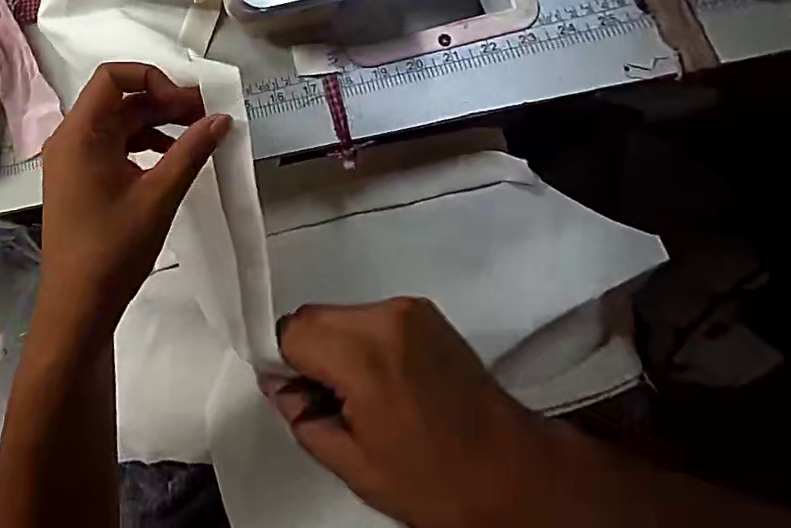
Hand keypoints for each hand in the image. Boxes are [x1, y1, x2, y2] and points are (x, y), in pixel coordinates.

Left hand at [36, 62, 229, 333]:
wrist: (77, 308)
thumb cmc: (112, 251)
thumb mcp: (159, 196)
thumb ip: (191, 151)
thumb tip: (221, 119)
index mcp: (80, 134)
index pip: (113, 77)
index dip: (153, 79)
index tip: (185, 104)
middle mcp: (71, 139)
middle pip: (119, 99)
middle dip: (163, 101)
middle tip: (205, 114)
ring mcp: (73, 159)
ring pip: (119, 122)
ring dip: (157, 122)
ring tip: (196, 134)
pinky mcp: (80, 178)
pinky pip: (113, 144)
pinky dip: (144, 142)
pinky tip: (172, 157)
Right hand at [272, 298, 543, 527]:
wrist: (512, 471)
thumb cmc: (441, 482)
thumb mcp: (355, 466)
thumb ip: (303, 418)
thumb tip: (279, 385)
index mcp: (365, 358)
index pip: (291, 331)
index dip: (283, 361)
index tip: (290, 387)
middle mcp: (385, 318)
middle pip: (312, 315)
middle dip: (307, 351)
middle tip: (326, 397)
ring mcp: (407, 308)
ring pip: (339, 312)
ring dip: (335, 343)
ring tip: (362, 392)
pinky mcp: (422, 307)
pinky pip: (368, 313)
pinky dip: (362, 338)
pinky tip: (384, 377)